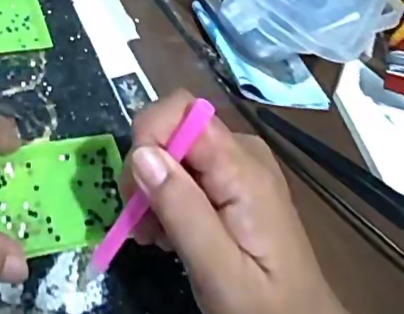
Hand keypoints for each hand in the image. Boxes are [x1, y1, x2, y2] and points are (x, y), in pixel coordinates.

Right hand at [123, 93, 345, 313]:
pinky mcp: (234, 182)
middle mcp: (242, 151)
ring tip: (152, 236)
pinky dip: (167, 194)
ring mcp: (239, 165)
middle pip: (174, 127)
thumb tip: (141, 152)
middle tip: (137, 222)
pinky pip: (187, 167)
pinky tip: (167, 232)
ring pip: (175, 148)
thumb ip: (182, 211)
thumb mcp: (221, 274)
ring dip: (153, 186)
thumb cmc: (269, 311)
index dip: (149, 135)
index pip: (181, 110)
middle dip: (145, 167)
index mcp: (243, 168)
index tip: (135, 188)